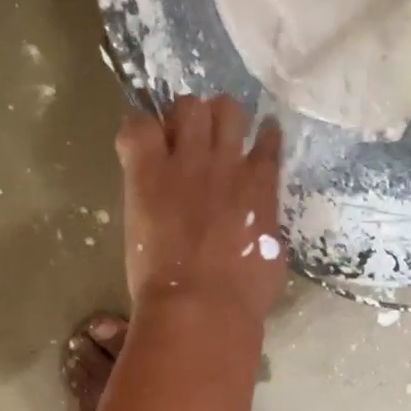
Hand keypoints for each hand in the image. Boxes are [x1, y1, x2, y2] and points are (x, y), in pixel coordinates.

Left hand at [115, 96, 286, 321]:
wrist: (201, 304)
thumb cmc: (245, 295)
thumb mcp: (272, 257)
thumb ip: (265, 225)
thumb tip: (258, 220)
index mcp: (261, 186)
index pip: (267, 140)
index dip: (261, 135)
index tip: (258, 137)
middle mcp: (226, 162)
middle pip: (226, 109)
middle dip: (218, 118)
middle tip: (208, 139)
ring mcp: (186, 162)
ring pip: (187, 107)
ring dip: (182, 118)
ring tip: (175, 138)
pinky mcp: (147, 171)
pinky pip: (139, 126)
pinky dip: (140, 130)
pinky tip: (142, 148)